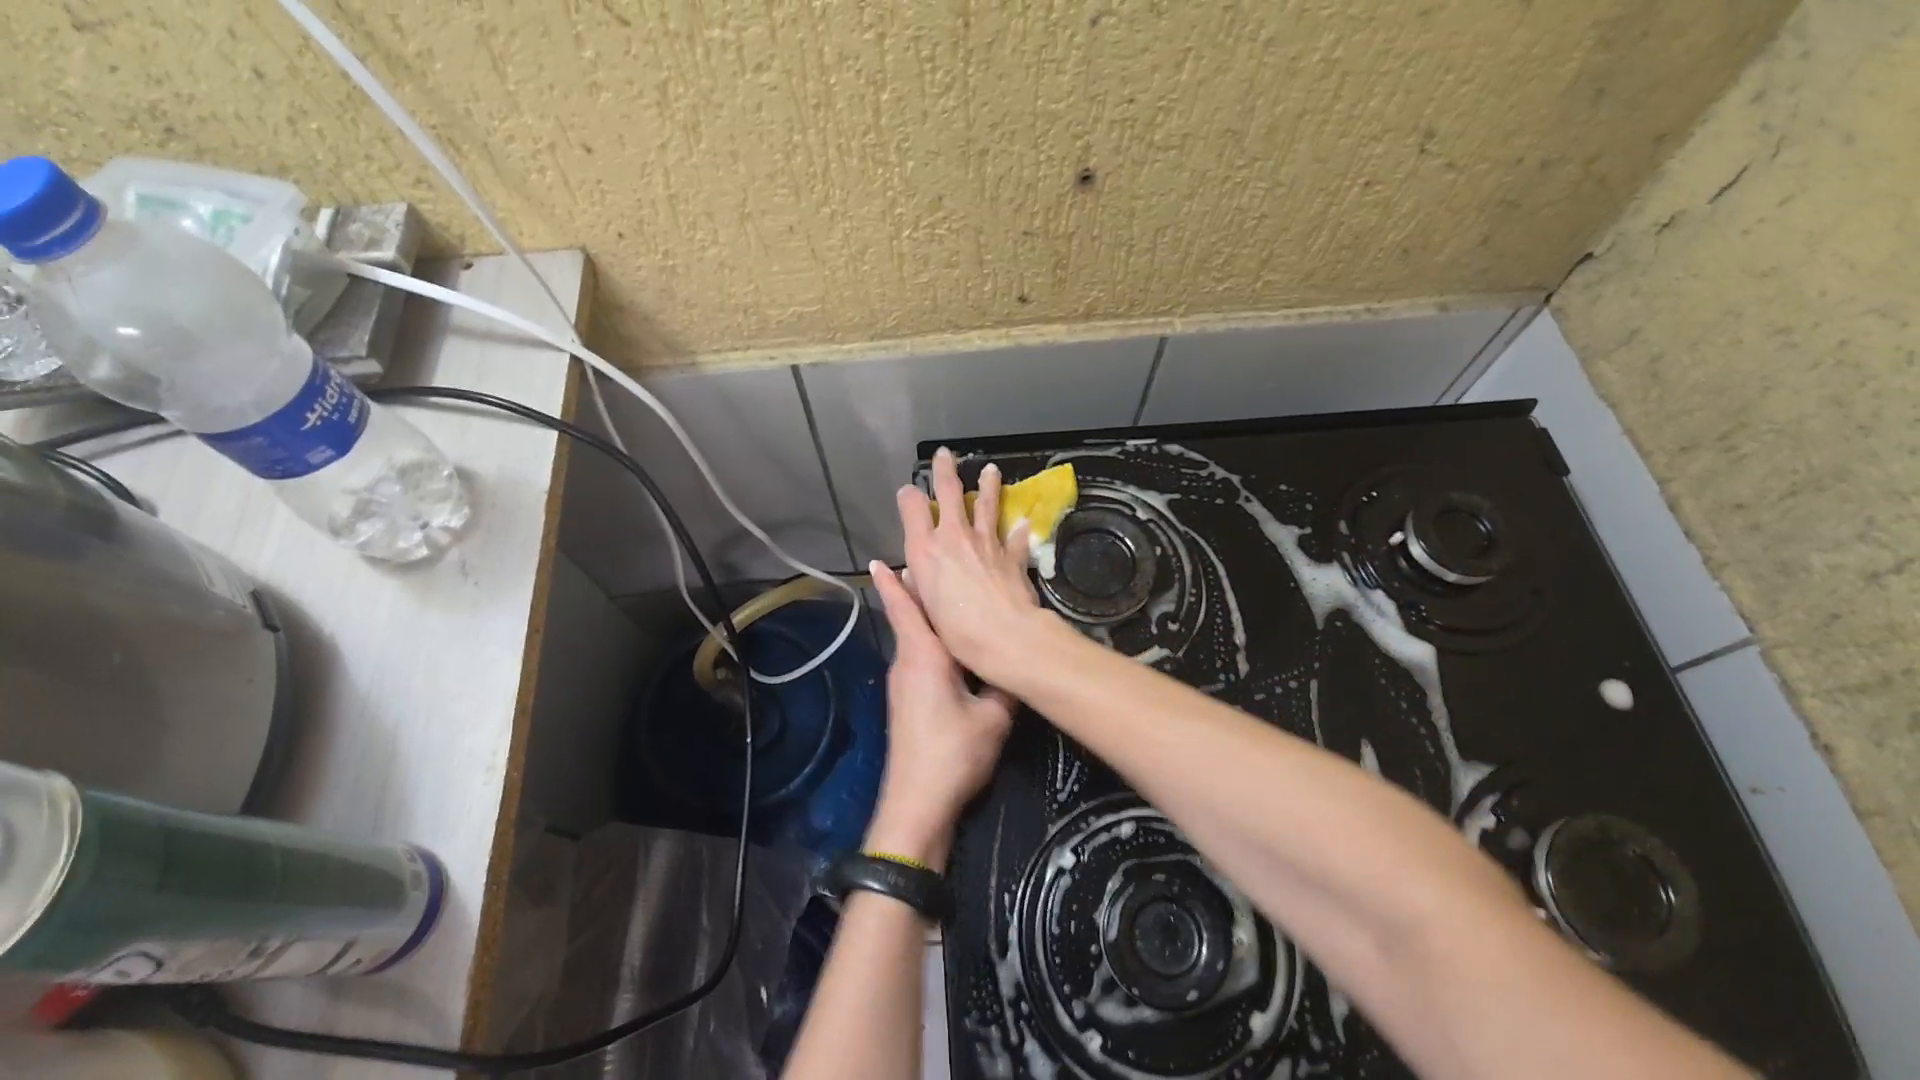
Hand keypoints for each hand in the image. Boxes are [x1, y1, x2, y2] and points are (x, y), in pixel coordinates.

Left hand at [865, 560, 1017, 868]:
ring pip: (916, 640)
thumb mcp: (995, 718)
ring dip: (929, 618)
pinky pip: (920, 660)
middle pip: (912, 619)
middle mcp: (908, 663)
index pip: (906, 608)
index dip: (895, 583)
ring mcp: (904, 683)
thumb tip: (1017, 662)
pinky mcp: (908, 702)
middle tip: (936, 564)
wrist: (918, 804)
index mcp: (925, 656)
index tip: (879, 559)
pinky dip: (934, 643)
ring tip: (952, 597)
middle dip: (920, 592)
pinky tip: (955, 647)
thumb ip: (1007, 684)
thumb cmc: (953, 754)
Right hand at [894, 448, 1046, 680]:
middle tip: (945, 454)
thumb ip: (914, 585)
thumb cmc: (955, 629)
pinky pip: (1015, 537)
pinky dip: (1018, 530)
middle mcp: (954, 536)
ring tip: (990, 470)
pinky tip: (1024, 522)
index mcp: (926, 549)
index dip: (908, 497)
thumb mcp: (923, 607)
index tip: (907, 491)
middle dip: (945, 470)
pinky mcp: (1012, 555)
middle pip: (950, 492)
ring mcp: (986, 542)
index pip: (913, 508)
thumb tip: (906, 573)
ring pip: (987, 505)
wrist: (1004, 635)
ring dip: (988, 486)